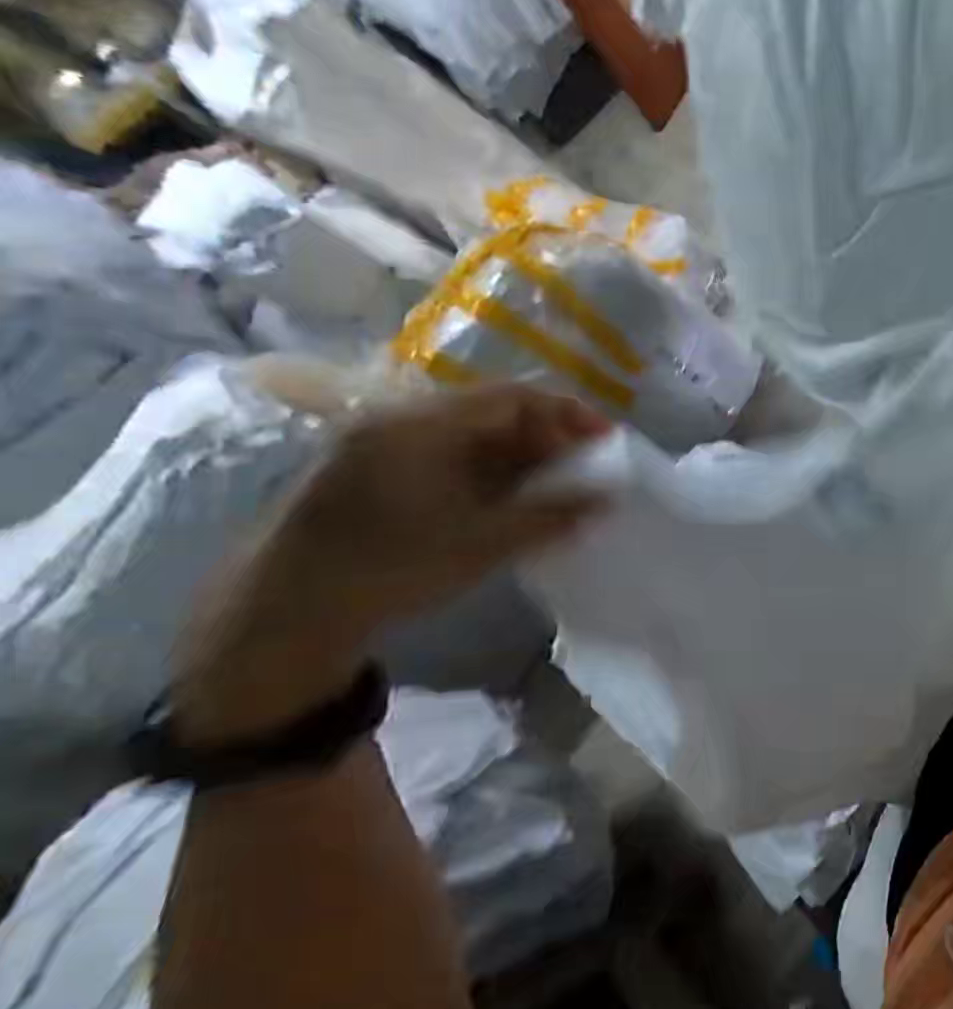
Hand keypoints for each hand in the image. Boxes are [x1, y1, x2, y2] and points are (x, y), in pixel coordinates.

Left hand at [174, 385, 610, 742]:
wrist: (286, 611)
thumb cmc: (392, 567)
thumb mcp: (484, 543)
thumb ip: (553, 515)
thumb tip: (609, 498)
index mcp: (424, 425)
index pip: (514, 397)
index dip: (569, 413)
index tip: (607, 440)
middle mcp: (403, 421)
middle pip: (496, 412)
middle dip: (550, 437)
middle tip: (588, 469)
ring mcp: (387, 445)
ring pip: (476, 436)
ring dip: (524, 457)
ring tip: (560, 488)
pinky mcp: (381, 471)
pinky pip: (453, 456)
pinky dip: (493, 472)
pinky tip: (515, 500)